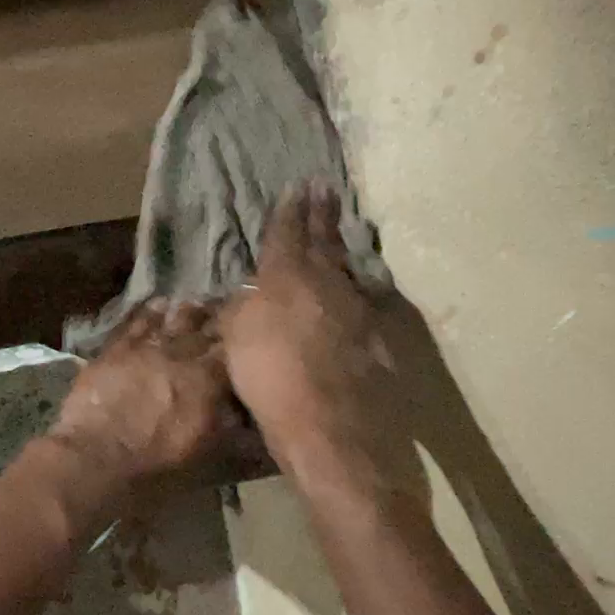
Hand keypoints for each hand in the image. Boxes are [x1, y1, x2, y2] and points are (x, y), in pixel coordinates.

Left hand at [48, 301, 265, 507]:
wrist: (95, 459)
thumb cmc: (154, 468)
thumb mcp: (206, 458)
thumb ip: (230, 431)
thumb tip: (246, 416)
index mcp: (209, 382)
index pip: (234, 352)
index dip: (243, 343)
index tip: (252, 336)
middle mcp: (182, 356)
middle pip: (206, 329)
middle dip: (219, 321)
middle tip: (228, 314)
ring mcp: (147, 347)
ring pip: (174, 319)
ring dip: (188, 312)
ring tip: (197, 304)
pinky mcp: (116, 348)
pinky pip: (137, 321)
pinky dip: (150, 311)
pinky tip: (158, 303)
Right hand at [219, 182, 407, 502]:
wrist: (331, 428)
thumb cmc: (269, 377)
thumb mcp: (234, 336)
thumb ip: (241, 308)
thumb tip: (247, 294)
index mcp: (286, 277)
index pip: (286, 232)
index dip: (288, 209)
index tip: (297, 185)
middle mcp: (327, 283)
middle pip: (324, 240)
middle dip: (322, 213)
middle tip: (326, 188)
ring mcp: (359, 310)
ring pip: (348, 267)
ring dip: (341, 246)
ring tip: (339, 230)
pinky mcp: (379, 339)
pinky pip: (362, 300)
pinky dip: (355, 287)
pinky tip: (354, 290)